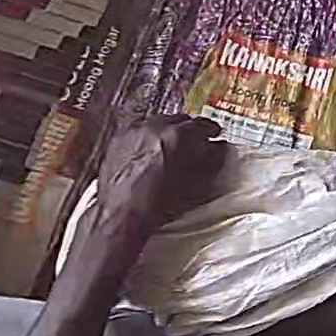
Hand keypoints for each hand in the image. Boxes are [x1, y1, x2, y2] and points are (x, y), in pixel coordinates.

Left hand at [97, 116, 225, 229]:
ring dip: (169, 132)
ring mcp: (133, 132)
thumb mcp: (194, 186)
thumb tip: (216, 150)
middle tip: (198, 141)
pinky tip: (153, 152)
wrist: (122, 215)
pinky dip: (150, 138)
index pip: (201, 124)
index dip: (211, 129)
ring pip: (158, 123)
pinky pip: (140, 131)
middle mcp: (153, 128)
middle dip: (190, 129)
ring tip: (175, 148)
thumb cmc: (155, 205)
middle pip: (178, 120)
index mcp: (175, 137)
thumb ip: (210, 162)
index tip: (214, 133)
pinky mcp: (118, 140)